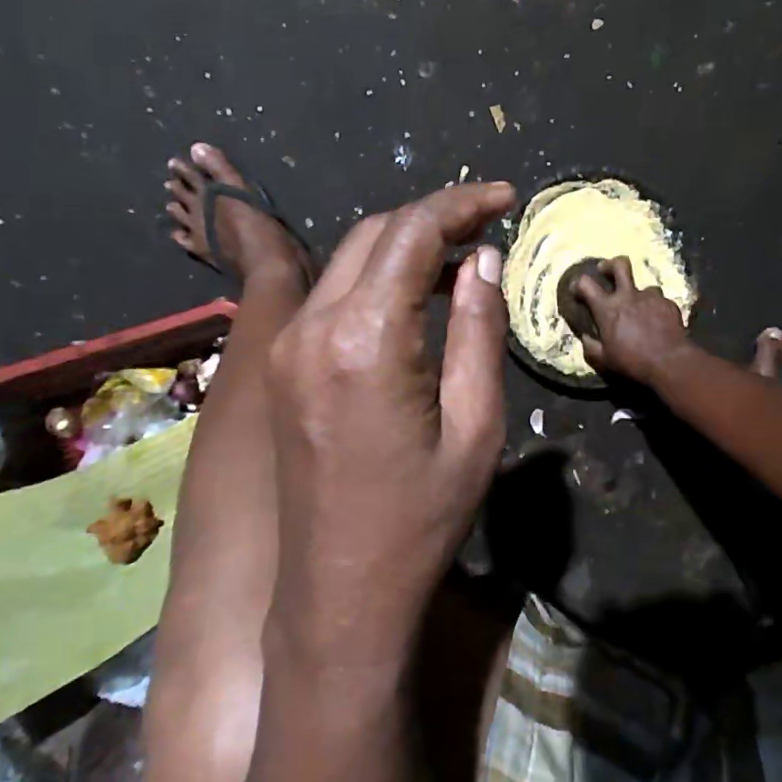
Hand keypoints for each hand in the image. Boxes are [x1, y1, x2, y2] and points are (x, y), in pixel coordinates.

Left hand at [264, 183, 515, 668]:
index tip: (503, 197)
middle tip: (485, 227)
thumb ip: (478, 331)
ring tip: (458, 259)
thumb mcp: (474, 429)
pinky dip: (369, 281)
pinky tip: (409, 296)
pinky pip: (326, 297)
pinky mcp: (278, 363)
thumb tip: (483, 260)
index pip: (409, 234)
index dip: (459, 204)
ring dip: (398, 247)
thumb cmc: (418, 519)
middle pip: (371, 234)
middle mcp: (311, 326)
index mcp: (363, 338)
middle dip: (429, 218)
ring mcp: (285, 343)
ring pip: (345, 261)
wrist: (337, 584)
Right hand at [572, 256, 689, 384]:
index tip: (577, 290)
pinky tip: (657, 320)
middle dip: (611, 264)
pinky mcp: (669, 304)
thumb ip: (590, 346)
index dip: (578, 283)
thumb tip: (585, 337)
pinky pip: (659, 300)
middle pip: (620, 265)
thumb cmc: (632, 360)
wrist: (671, 362)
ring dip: (639, 294)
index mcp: (607, 308)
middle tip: (607, 271)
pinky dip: (655, 307)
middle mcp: (628, 296)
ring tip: (640, 307)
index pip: (585, 284)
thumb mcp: (603, 359)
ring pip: (644, 286)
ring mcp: (651, 298)